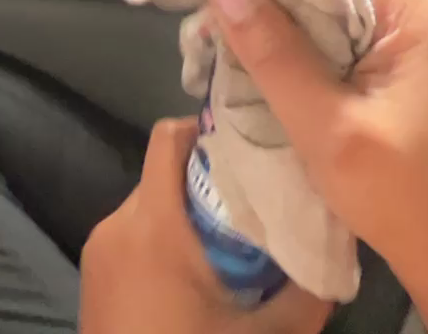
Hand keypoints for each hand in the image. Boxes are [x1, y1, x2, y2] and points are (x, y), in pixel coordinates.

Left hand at [81, 118, 330, 333]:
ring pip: (148, 202)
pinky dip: (160, 237)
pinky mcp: (92, 271)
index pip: (168, 137)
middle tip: (250, 200)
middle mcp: (119, 222)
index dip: (205, 129)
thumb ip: (303, 298)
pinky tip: (190, 275)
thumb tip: (335, 259)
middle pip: (164, 170)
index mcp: (154, 224)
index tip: (244, 145)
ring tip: (225, 243)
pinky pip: (130, 232)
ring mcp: (99, 247)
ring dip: (184, 211)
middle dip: (206, 178)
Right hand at [202, 0, 427, 333]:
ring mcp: (400, 36)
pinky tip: (259, 55)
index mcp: (411, 11)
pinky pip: (332, 24)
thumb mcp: (326, 126)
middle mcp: (409, 10)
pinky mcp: (388, 62)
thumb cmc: (400, 196)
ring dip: (277, 6)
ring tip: (228, 30)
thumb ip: (272, 51)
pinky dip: (292, 32)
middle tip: (220, 4)